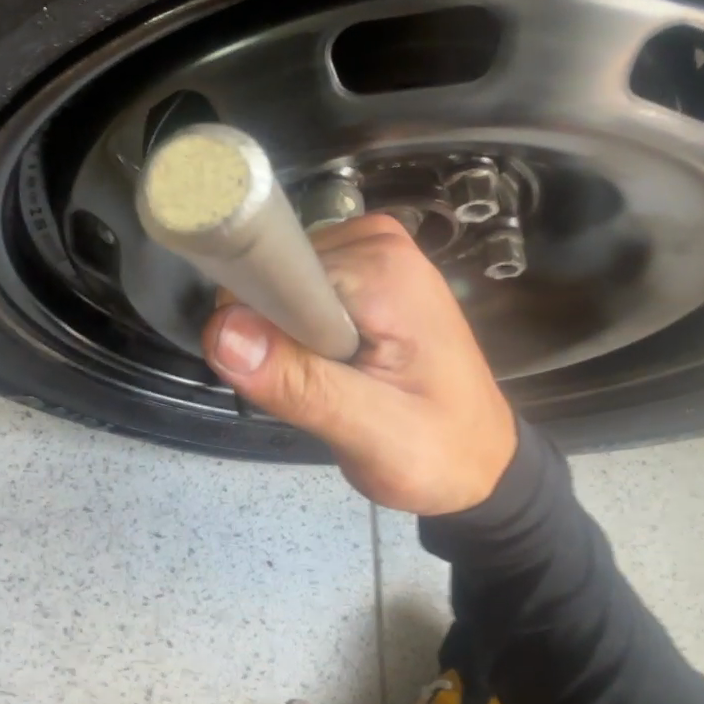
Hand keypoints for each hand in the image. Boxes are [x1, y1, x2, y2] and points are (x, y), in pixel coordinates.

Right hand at [201, 214, 518, 515]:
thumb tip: (220, 331)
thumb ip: (300, 383)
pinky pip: (300, 287)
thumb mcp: (373, 433)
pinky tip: (332, 360)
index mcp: (382, 267)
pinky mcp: (365, 266)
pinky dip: (301, 327)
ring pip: (282, 283)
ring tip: (332, 377)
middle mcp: (376, 241)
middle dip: (277, 336)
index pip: (273, 277)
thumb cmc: (440, 451)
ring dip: (288, 335)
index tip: (284, 378)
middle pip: (276, 277)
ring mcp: (372, 249)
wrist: (483, 461)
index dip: (260, 331)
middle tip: (319, 388)